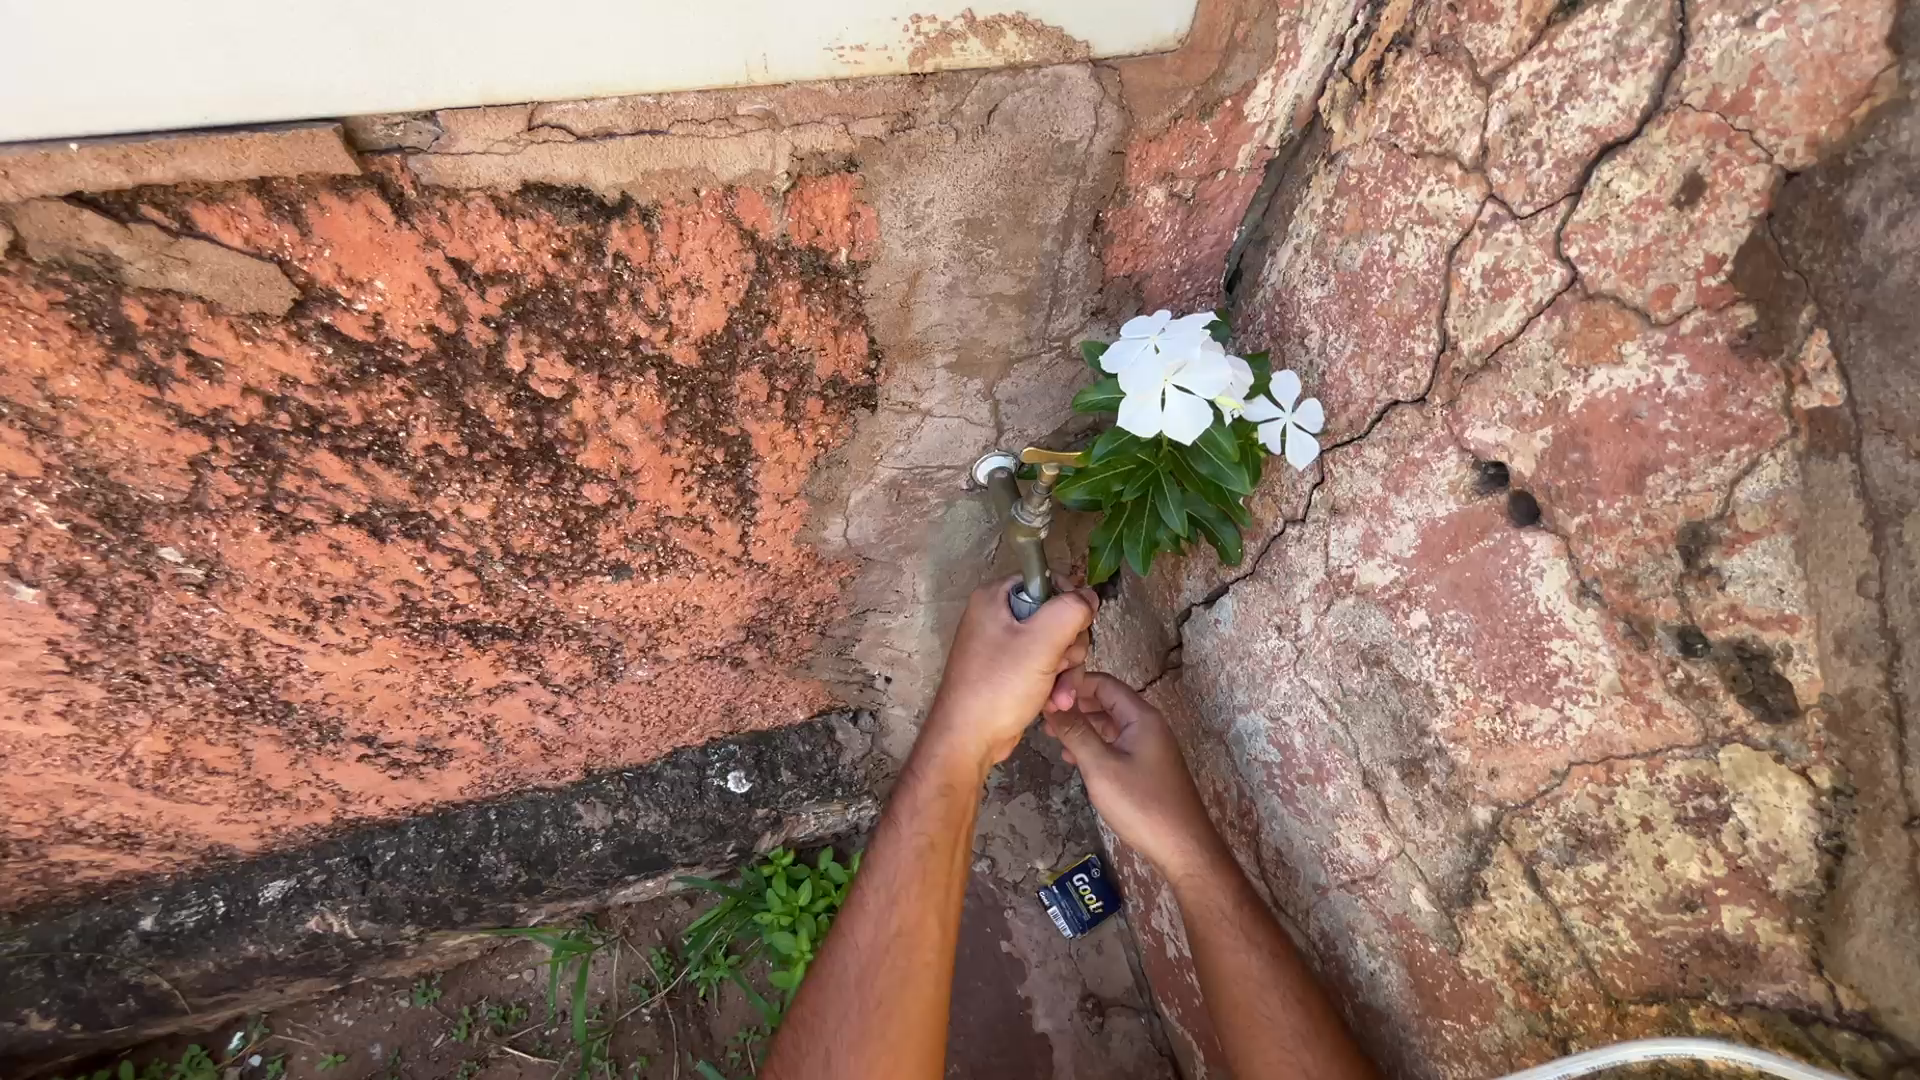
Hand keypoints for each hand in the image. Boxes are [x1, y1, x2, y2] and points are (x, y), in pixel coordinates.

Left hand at [921, 575, 1097, 772]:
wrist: (969, 739)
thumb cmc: (997, 688)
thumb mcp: (1042, 642)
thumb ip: (1071, 610)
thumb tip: (1089, 595)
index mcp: (996, 597)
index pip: (1047, 580)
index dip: (1069, 602)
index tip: (1075, 628)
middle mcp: (997, 615)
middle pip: (1056, 615)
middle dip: (1069, 646)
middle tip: (1061, 666)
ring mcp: (1003, 644)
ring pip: (1056, 644)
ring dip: (1065, 670)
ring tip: (1059, 694)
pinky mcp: (1009, 670)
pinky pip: (1045, 665)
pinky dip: (1054, 683)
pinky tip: (1054, 702)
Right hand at [1043, 670, 1225, 883]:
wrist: (1183, 848)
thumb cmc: (1142, 804)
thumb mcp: (1100, 767)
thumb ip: (1075, 732)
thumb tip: (1051, 704)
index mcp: (1141, 716)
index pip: (1103, 683)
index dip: (1073, 685)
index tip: (1045, 696)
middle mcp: (1147, 724)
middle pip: (1106, 701)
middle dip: (1075, 706)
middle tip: (1044, 717)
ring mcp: (1148, 745)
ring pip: (1109, 724)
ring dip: (1082, 726)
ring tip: (1053, 737)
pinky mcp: (1146, 765)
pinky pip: (1115, 743)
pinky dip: (1094, 744)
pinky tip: (1075, 758)